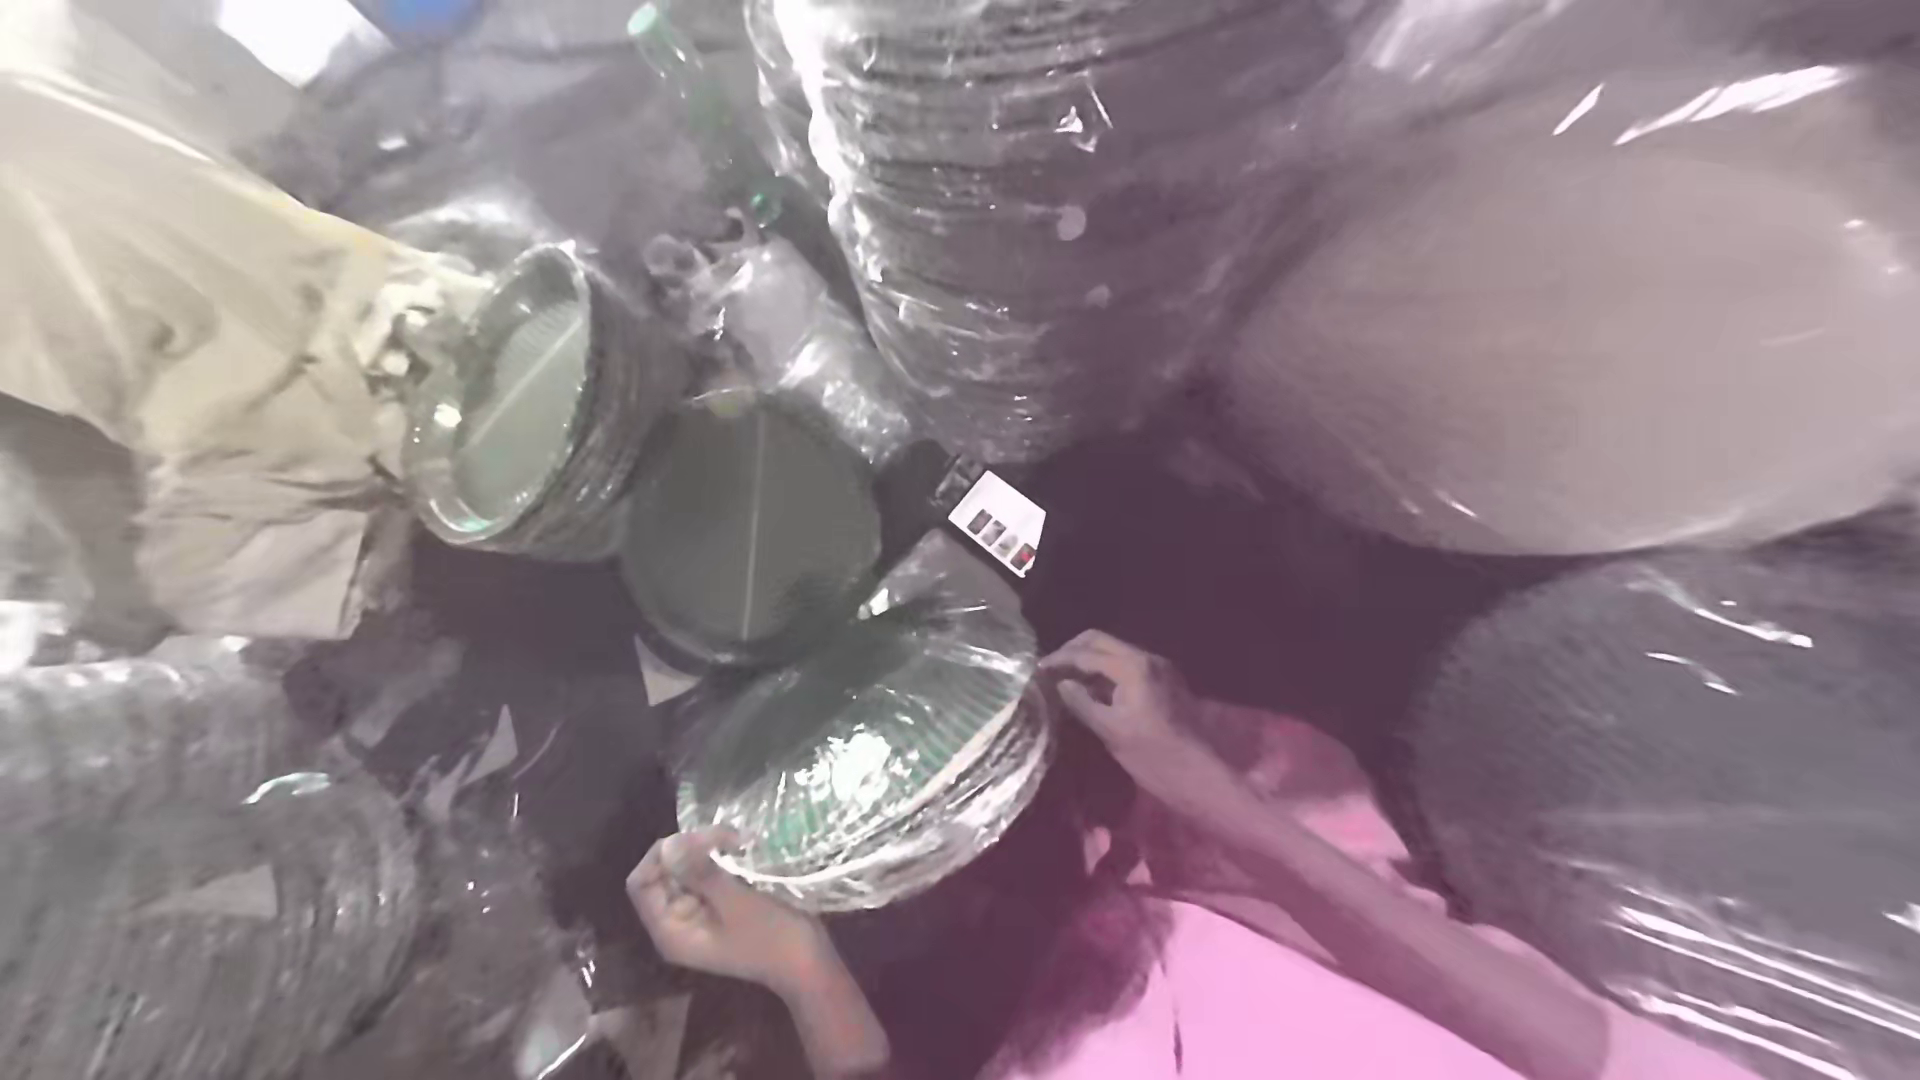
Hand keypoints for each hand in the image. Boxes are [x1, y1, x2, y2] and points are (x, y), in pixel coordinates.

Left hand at [628, 828, 833, 995]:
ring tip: (739, 837)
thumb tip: (669, 844)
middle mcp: (678, 921)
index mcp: (671, 930)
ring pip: (687, 868)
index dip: (660, 855)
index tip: (695, 837)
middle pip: (664, 873)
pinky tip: (742, 846)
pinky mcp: (718, 906)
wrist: (805, 961)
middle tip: (728, 834)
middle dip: (690, 847)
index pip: (642, 884)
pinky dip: (720, 858)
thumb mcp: (734, 902)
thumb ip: (700, 873)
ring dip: (708, 848)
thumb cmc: (769, 935)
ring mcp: (698, 914)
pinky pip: (707, 874)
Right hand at [1039, 631, 1204, 785]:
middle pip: (1100, 640)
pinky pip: (1127, 663)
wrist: (1198, 775)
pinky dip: (1106, 669)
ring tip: (1067, 678)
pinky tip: (1092, 688)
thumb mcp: (1109, 730)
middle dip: (1073, 651)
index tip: (1038, 669)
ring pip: (1114, 650)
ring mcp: (1159, 667)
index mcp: (1133, 667)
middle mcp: (1147, 657)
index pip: (1086, 654)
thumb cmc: (1152, 756)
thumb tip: (1060, 684)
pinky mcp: (1164, 679)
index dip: (1059, 660)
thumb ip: (1081, 702)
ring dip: (1089, 659)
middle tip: (1052, 668)